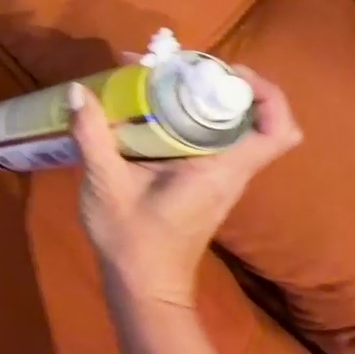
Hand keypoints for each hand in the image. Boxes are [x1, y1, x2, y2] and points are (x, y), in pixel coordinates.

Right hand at [68, 67, 301, 308]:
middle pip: (250, 118)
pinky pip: (203, 140)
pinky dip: (183, 118)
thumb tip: (77, 90)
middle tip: (174, 67)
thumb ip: (92, 135)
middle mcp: (227, 171)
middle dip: (217, 85)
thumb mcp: (105, 183)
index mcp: (220, 170)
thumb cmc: (132, 238)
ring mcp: (215, 178)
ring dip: (199, 99)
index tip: (222, 71)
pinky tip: (145, 111)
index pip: (277, 130)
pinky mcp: (196, 182)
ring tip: (156, 80)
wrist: (142, 286)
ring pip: (226, 127)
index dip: (264, 93)